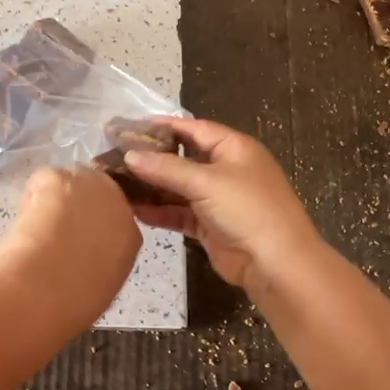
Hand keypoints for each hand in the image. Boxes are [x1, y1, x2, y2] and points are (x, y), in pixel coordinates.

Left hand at [0, 165, 142, 333]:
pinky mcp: (58, 178)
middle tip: (54, 228)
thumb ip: (102, 262)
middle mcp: (116, 204)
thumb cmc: (73, 302)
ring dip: (54, 198)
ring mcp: (88, 186)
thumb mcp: (103, 285)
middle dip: (77, 203)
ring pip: (69, 181)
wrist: (43, 292)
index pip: (114, 219)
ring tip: (37, 227)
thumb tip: (87, 259)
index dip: (92, 225)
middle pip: (97, 191)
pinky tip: (27, 222)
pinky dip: (31, 197)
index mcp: (130, 236)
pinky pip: (43, 180)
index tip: (75, 240)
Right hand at [122, 118, 322, 290]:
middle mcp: (226, 169)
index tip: (129, 127)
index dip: (162, 126)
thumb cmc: (247, 210)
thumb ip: (166, 168)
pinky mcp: (210, 225)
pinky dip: (159, 211)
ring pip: (178, 188)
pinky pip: (179, 213)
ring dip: (151, 187)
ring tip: (115, 184)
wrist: (275, 263)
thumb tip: (130, 156)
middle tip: (114, 156)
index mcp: (234, 148)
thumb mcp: (206, 182)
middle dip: (151, 158)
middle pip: (182, 158)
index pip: (193, 129)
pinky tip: (133, 210)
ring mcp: (218, 199)